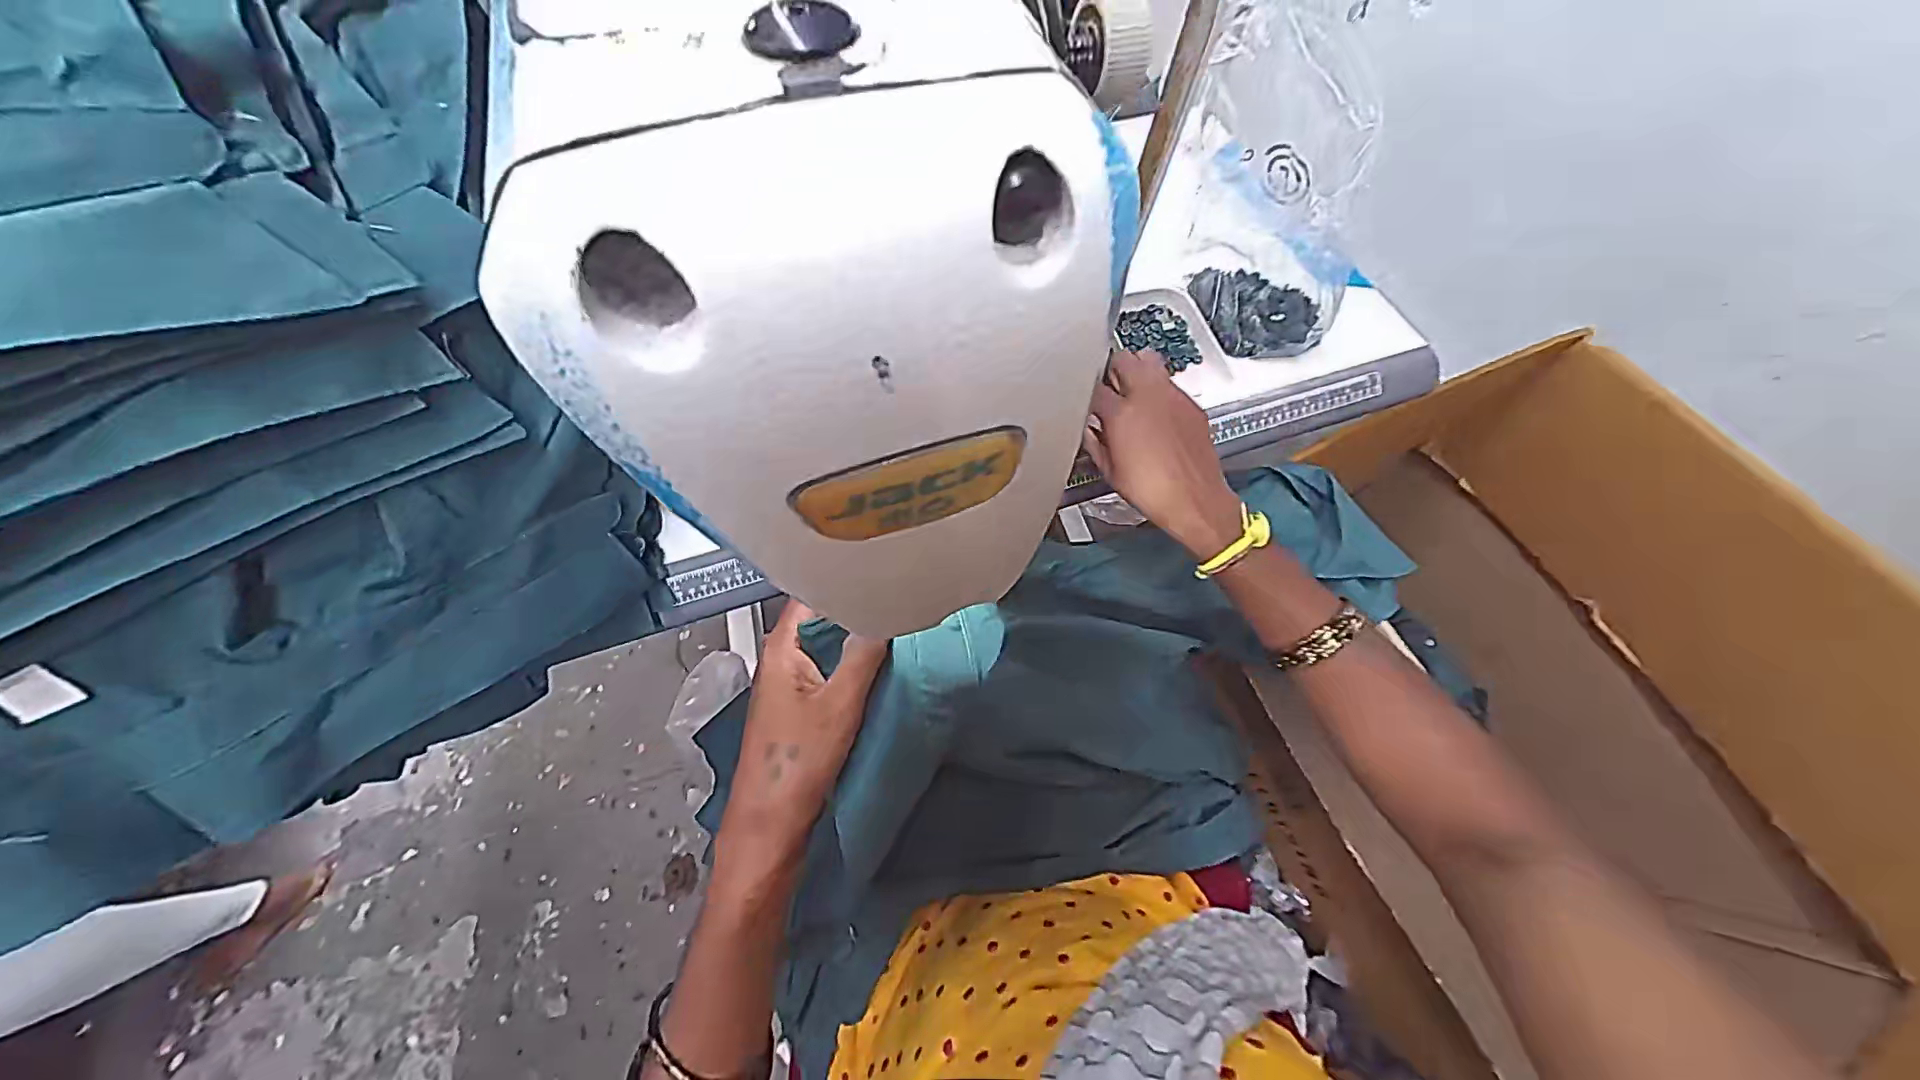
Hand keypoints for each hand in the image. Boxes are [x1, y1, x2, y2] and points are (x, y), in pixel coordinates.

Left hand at [715, 601, 888, 872]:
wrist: (771, 826)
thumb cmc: (796, 764)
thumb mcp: (839, 704)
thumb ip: (863, 654)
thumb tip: (887, 609)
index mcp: (782, 647)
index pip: (813, 592)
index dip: (845, 578)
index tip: (884, 568)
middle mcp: (784, 659)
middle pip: (826, 618)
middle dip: (861, 608)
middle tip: (902, 595)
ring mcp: (794, 683)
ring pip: (833, 647)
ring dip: (861, 639)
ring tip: (901, 623)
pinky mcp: (806, 707)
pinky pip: (835, 672)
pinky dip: (858, 666)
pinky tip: (886, 665)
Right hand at [1084, 349, 1243, 558]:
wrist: (1194, 499)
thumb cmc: (1154, 491)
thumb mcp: (1110, 470)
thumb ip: (1095, 442)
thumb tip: (1090, 430)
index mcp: (1121, 414)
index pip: (1094, 387)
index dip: (1087, 393)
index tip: (1086, 402)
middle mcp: (1147, 396)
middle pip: (1123, 359)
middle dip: (1111, 370)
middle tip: (1108, 385)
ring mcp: (1172, 396)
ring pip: (1149, 360)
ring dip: (1136, 370)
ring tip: (1131, 389)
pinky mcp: (1190, 404)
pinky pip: (1169, 383)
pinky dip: (1158, 389)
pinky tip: (1154, 410)